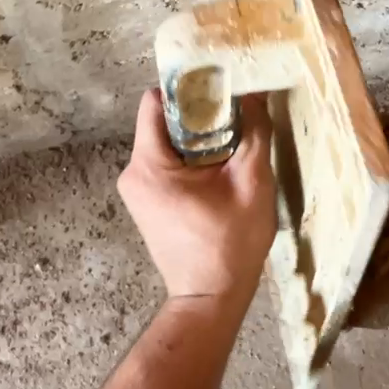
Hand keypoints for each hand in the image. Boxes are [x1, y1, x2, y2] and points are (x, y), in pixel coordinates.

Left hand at [116, 89, 276, 302]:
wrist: (211, 297)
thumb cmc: (231, 244)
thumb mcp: (252, 183)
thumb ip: (254, 131)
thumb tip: (256, 92)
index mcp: (149, 165)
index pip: (156, 101)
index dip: (189, 90)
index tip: (221, 92)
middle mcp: (132, 172)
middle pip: (162, 121)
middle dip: (199, 116)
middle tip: (236, 120)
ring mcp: (136, 189)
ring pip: (167, 142)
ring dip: (198, 139)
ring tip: (232, 147)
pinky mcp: (146, 202)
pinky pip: (167, 164)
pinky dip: (192, 159)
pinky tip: (219, 171)